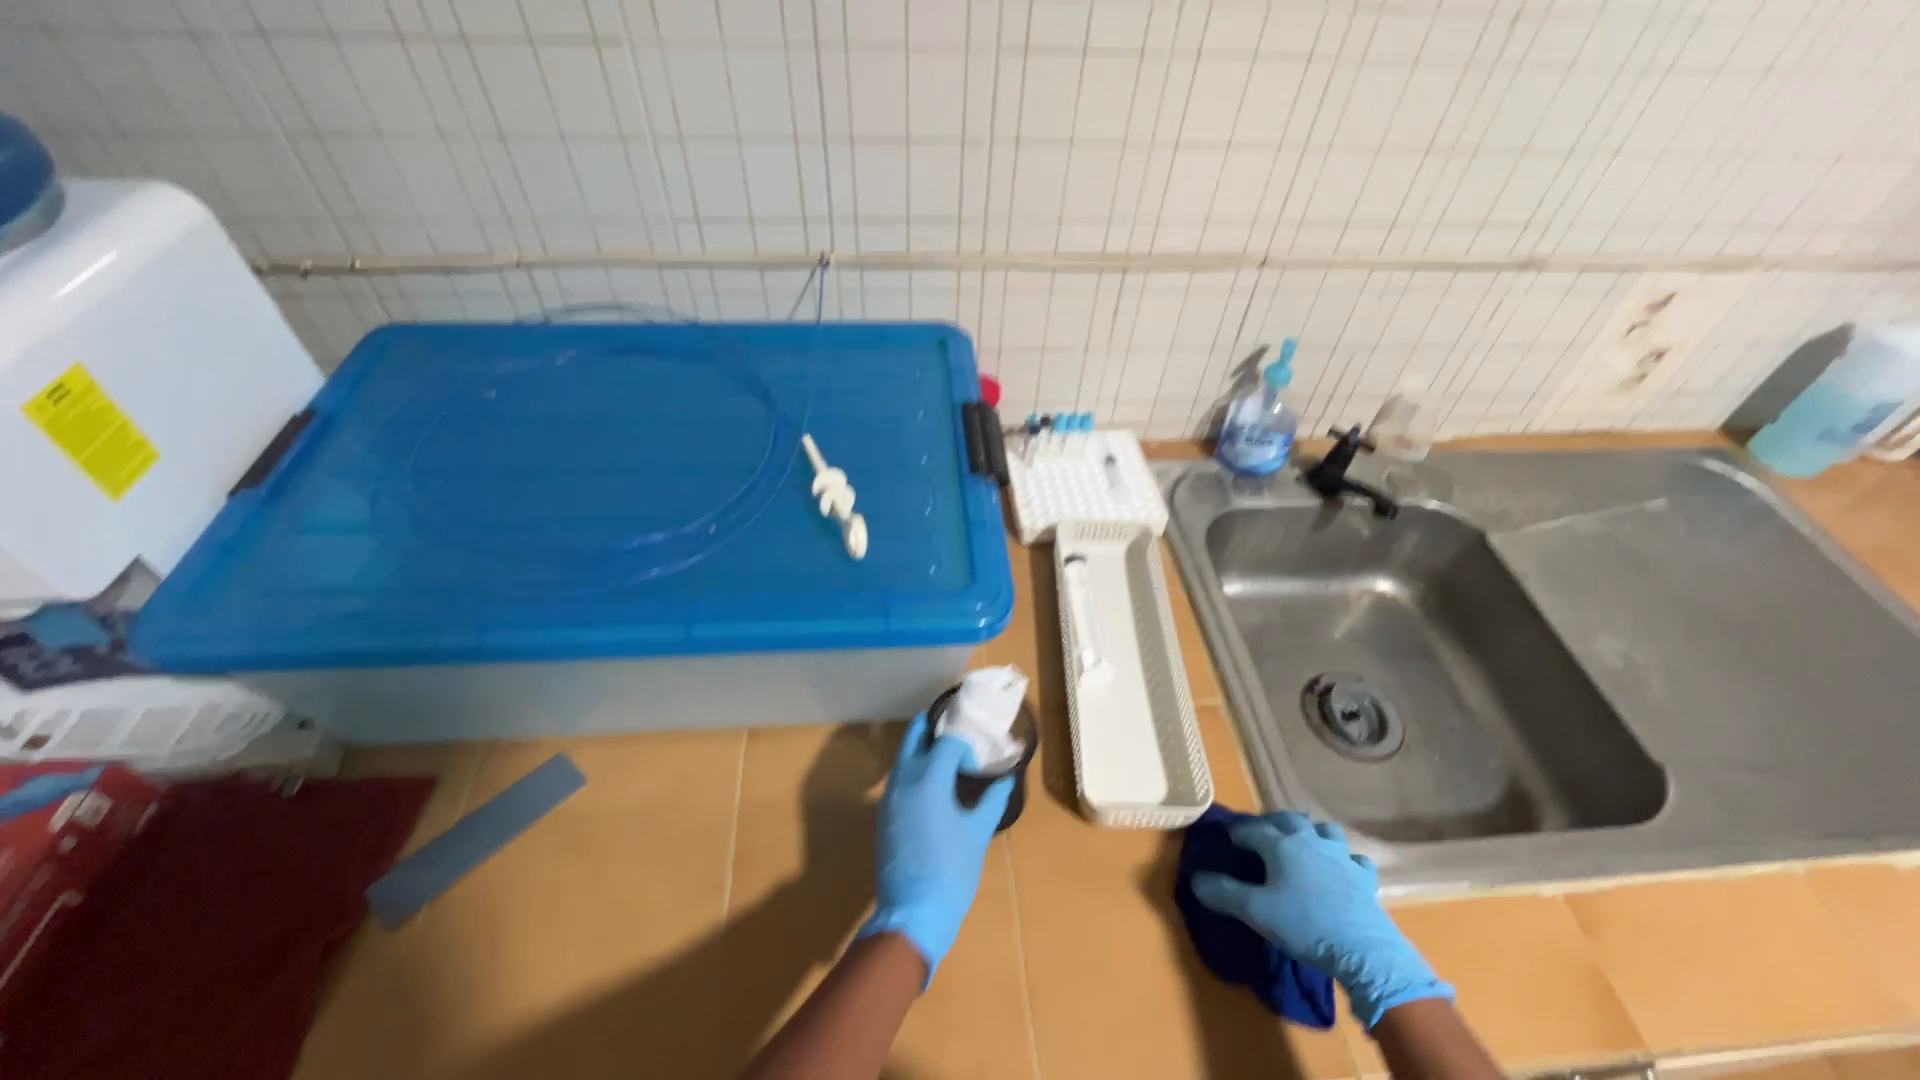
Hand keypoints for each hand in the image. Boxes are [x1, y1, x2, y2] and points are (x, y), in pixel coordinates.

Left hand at [856, 713, 1012, 981]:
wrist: (913, 911)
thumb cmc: (952, 870)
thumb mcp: (978, 833)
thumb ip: (992, 800)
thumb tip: (1006, 779)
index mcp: (928, 778)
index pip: (947, 741)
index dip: (965, 742)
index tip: (980, 753)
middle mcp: (904, 779)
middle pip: (914, 736)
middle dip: (933, 726)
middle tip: (957, 727)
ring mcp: (889, 797)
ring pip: (903, 757)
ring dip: (921, 747)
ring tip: (948, 753)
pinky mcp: (884, 814)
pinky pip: (898, 778)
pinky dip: (914, 770)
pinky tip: (933, 784)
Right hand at [1191, 812, 1451, 1027]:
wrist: (1363, 950)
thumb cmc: (1304, 925)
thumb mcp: (1255, 911)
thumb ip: (1224, 893)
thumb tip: (1196, 879)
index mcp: (1282, 845)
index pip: (1253, 829)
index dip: (1238, 831)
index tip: (1228, 837)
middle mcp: (1312, 841)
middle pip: (1289, 820)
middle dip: (1272, 822)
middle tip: (1262, 833)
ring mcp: (1342, 857)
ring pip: (1325, 831)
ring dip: (1311, 832)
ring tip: (1302, 843)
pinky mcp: (1364, 878)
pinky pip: (1354, 859)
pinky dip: (1344, 859)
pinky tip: (1340, 869)